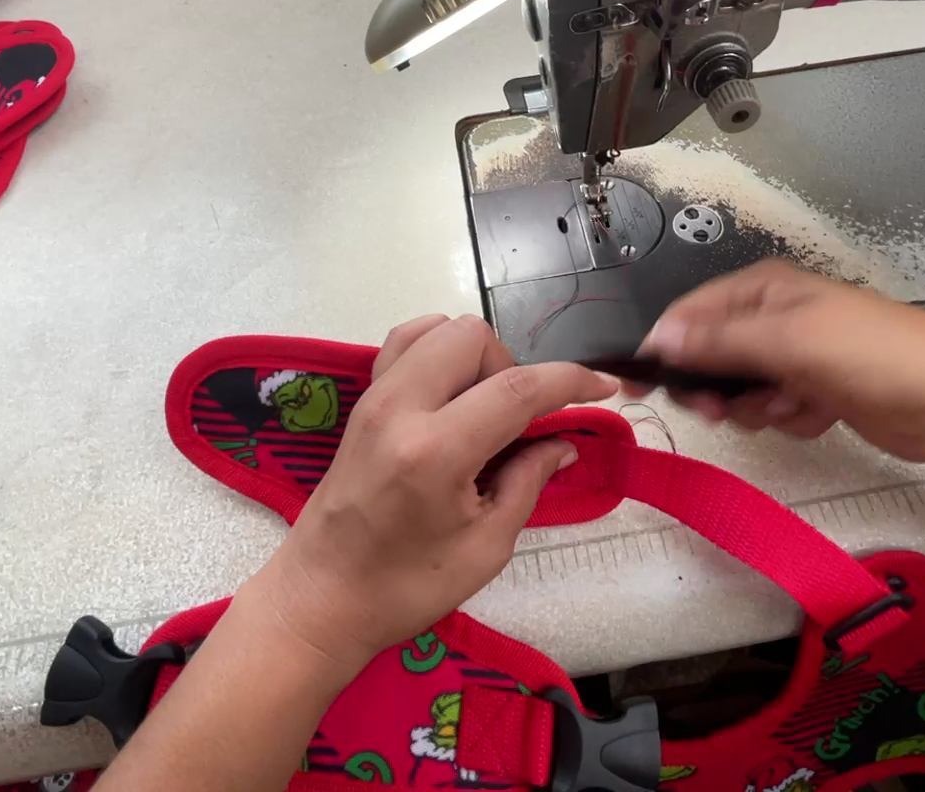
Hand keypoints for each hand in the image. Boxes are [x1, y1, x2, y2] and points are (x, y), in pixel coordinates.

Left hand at [249, 314, 618, 671]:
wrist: (320, 597)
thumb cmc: (406, 587)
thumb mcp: (486, 547)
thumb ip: (529, 482)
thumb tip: (564, 442)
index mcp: (435, 452)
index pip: (517, 390)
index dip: (571, 381)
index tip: (603, 387)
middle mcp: (401, 407)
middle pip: (475, 336)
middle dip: (513, 368)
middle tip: (515, 422)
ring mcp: (375, 396)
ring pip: (442, 327)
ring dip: (477, 357)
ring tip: (480, 408)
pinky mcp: (363, 397)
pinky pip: (407, 339)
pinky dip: (439, 347)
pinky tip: (450, 388)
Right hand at [637, 259, 924, 461]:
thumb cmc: (869, 355)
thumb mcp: (786, 341)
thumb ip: (717, 341)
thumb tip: (656, 337)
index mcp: (762, 290)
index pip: (690, 314)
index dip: (661, 347)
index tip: (635, 385)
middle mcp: (773, 317)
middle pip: (711, 355)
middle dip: (715, 385)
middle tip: (721, 411)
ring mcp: (794, 355)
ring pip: (739, 389)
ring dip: (756, 406)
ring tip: (789, 406)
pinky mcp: (814, 391)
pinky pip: (772, 408)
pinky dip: (786, 417)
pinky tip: (815, 414)